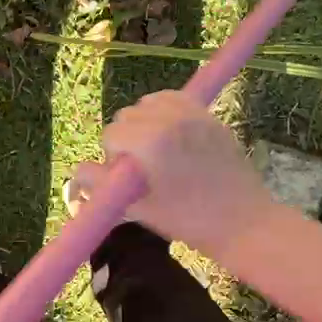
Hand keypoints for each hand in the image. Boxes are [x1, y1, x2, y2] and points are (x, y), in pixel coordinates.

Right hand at [71, 91, 289, 252]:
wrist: (244, 222)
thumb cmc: (188, 220)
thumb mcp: (138, 208)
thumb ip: (102, 186)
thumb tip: (78, 173)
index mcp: (150, 142)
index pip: (111, 135)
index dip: (113, 159)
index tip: (129, 180)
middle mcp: (170, 119)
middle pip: (126, 117)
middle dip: (127, 139)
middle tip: (143, 169)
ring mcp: (192, 114)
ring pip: (148, 104)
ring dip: (144, 123)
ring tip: (157, 150)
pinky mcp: (208, 116)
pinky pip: (173, 99)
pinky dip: (165, 110)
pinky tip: (170, 133)